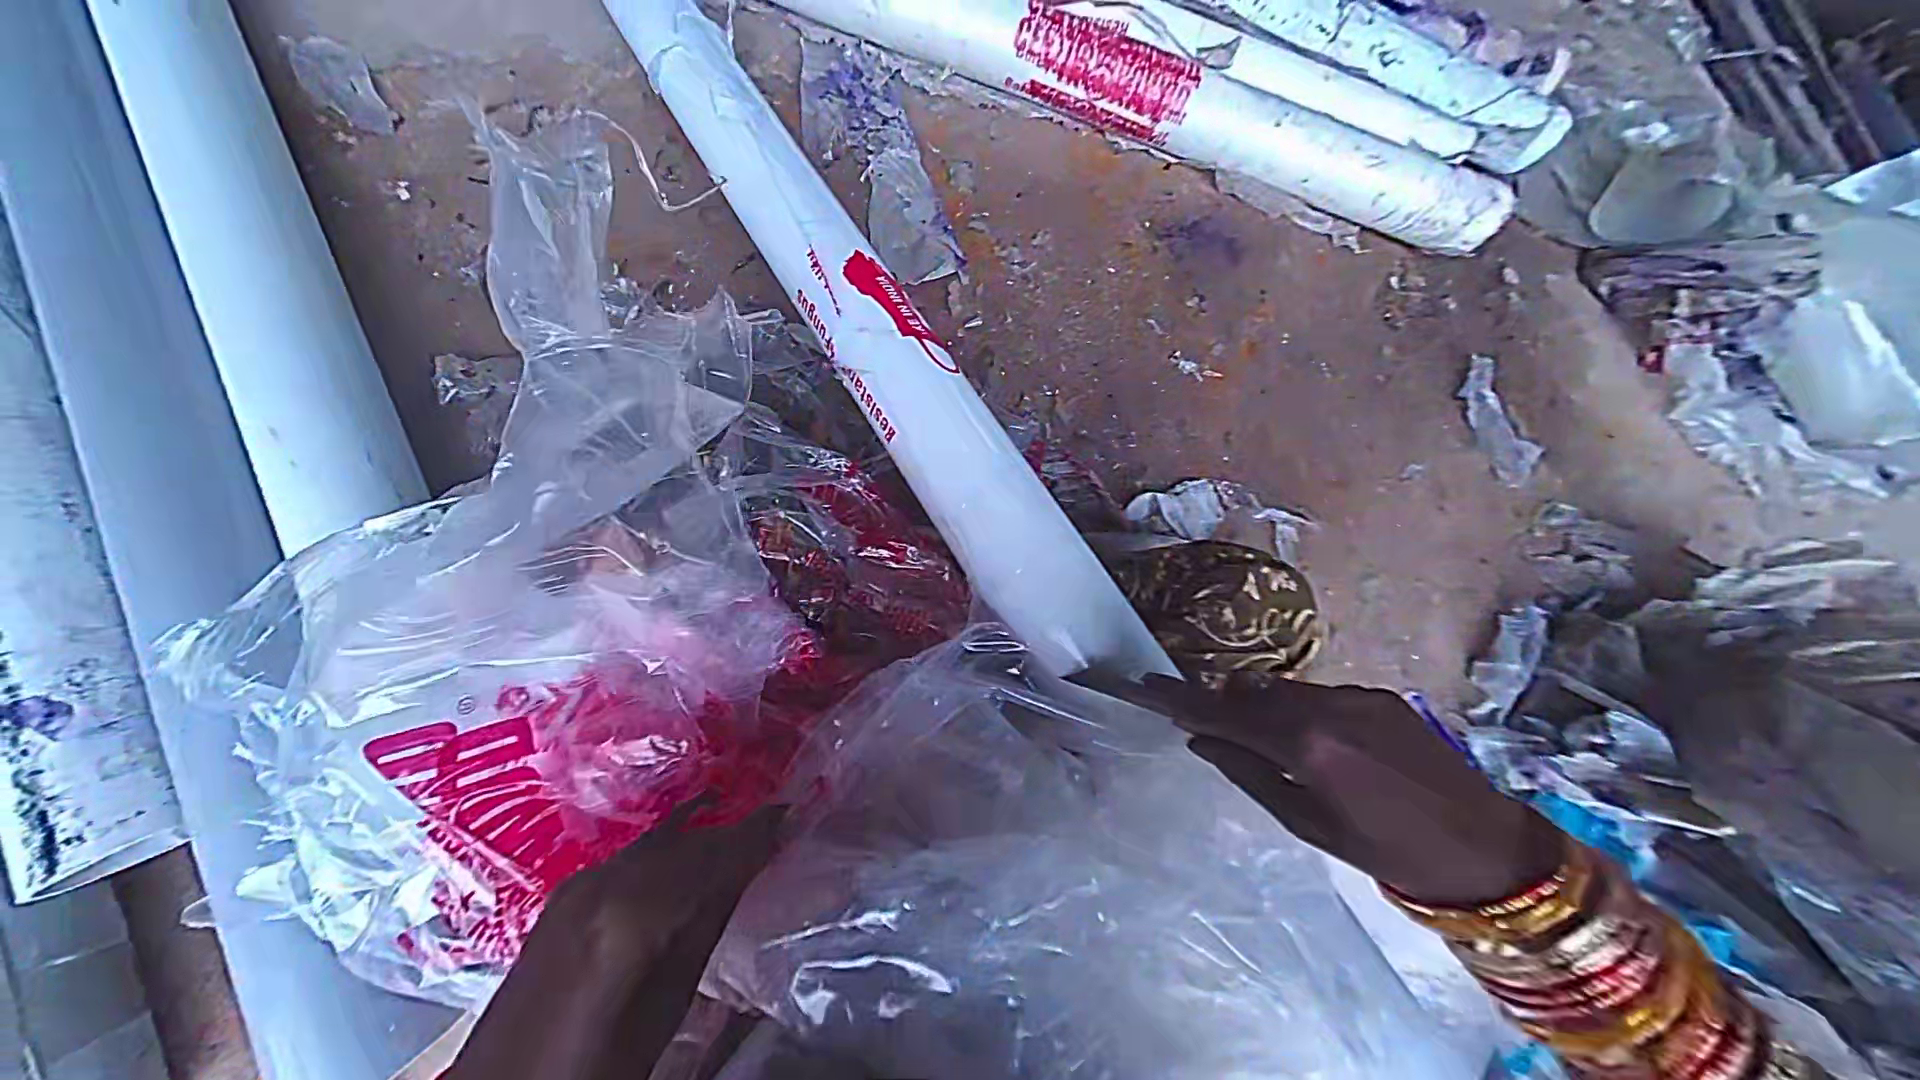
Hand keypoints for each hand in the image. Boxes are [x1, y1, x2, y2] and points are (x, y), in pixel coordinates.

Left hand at [445, 809, 779, 1079]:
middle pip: (690, 843)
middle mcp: (609, 882)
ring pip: (662, 841)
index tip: (790, 813)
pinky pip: (635, 853)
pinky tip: (689, 836)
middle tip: (776, 825)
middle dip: (735, 834)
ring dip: (704, 836)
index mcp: (638, 915)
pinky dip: (670, 845)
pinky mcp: (569, 889)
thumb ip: (707, 926)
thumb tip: (747, 872)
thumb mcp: (669, 1000)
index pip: (714, 857)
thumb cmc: (600, 1061)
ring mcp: (583, 881)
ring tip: (741, 831)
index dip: (757, 833)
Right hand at [1140, 675, 1561, 906]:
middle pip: (1249, 692)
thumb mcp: (1305, 821)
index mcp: (1303, 744)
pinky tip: (1315, 742)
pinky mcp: (1378, 696)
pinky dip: (1299, 710)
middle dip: (1220, 702)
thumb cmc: (1384, 849)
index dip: (1180, 699)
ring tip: (1262, 738)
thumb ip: (1247, 772)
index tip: (1146, 685)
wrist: (1485, 847)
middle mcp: (1325, 707)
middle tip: (1198, 718)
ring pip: (1282, 690)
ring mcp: (1355, 696)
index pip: (1223, 713)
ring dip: (1261, 707)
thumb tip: (1201, 739)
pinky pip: (1318, 694)